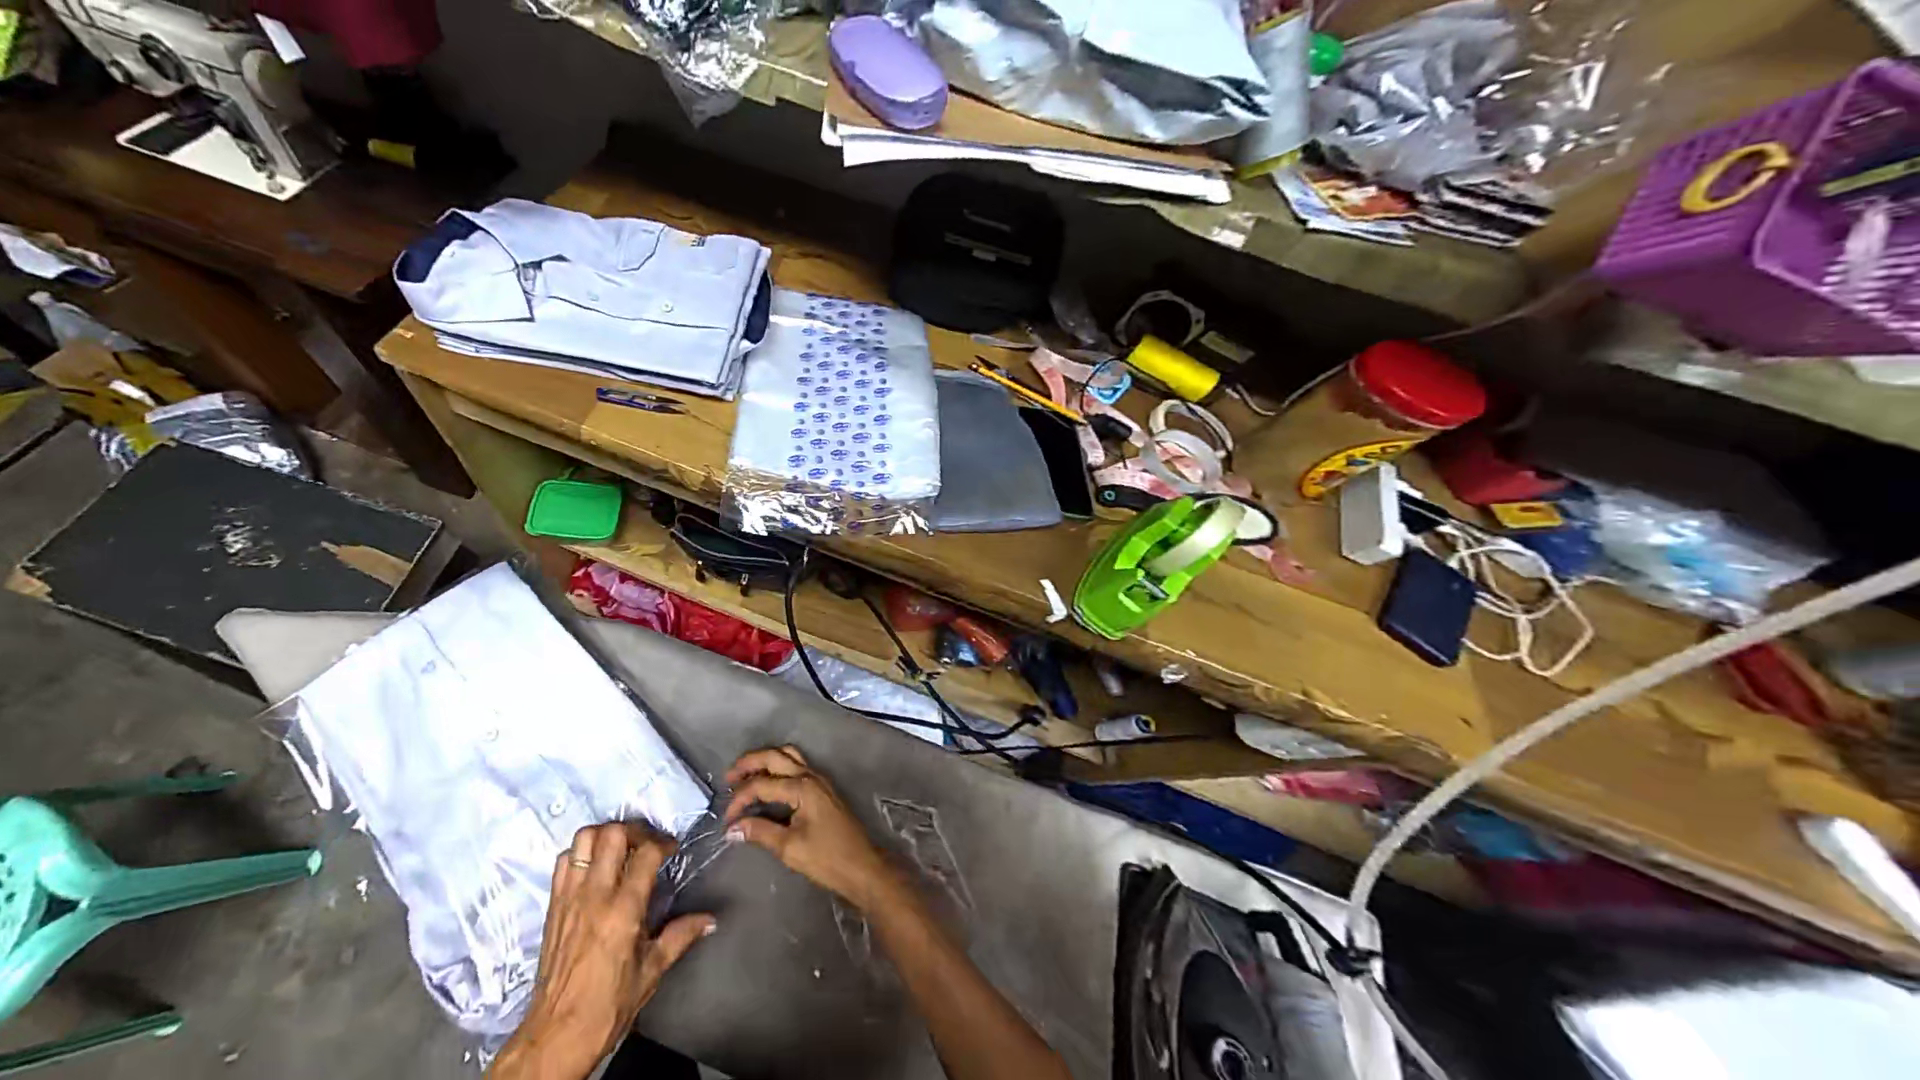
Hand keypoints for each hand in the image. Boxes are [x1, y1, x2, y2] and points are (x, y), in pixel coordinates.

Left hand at [490, 824, 715, 1079]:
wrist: (555, 1035)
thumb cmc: (608, 1005)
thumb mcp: (652, 970)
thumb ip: (681, 935)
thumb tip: (710, 919)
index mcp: (623, 910)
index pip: (646, 853)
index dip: (663, 843)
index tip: (672, 851)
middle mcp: (594, 896)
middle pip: (612, 834)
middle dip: (634, 831)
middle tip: (647, 843)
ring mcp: (569, 898)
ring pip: (583, 840)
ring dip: (605, 836)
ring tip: (620, 849)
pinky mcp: (552, 907)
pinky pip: (564, 862)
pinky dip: (581, 854)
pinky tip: (595, 868)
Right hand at [724, 746, 902, 911]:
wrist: (862, 866)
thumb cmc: (827, 858)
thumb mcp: (789, 848)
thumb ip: (760, 832)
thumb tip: (732, 828)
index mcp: (802, 788)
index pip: (761, 784)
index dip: (739, 800)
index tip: (726, 821)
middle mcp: (811, 776)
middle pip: (774, 757)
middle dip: (748, 763)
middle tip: (727, 778)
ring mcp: (819, 780)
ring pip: (787, 756)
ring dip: (765, 762)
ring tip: (745, 777)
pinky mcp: (822, 789)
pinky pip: (796, 766)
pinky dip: (778, 768)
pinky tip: (768, 784)